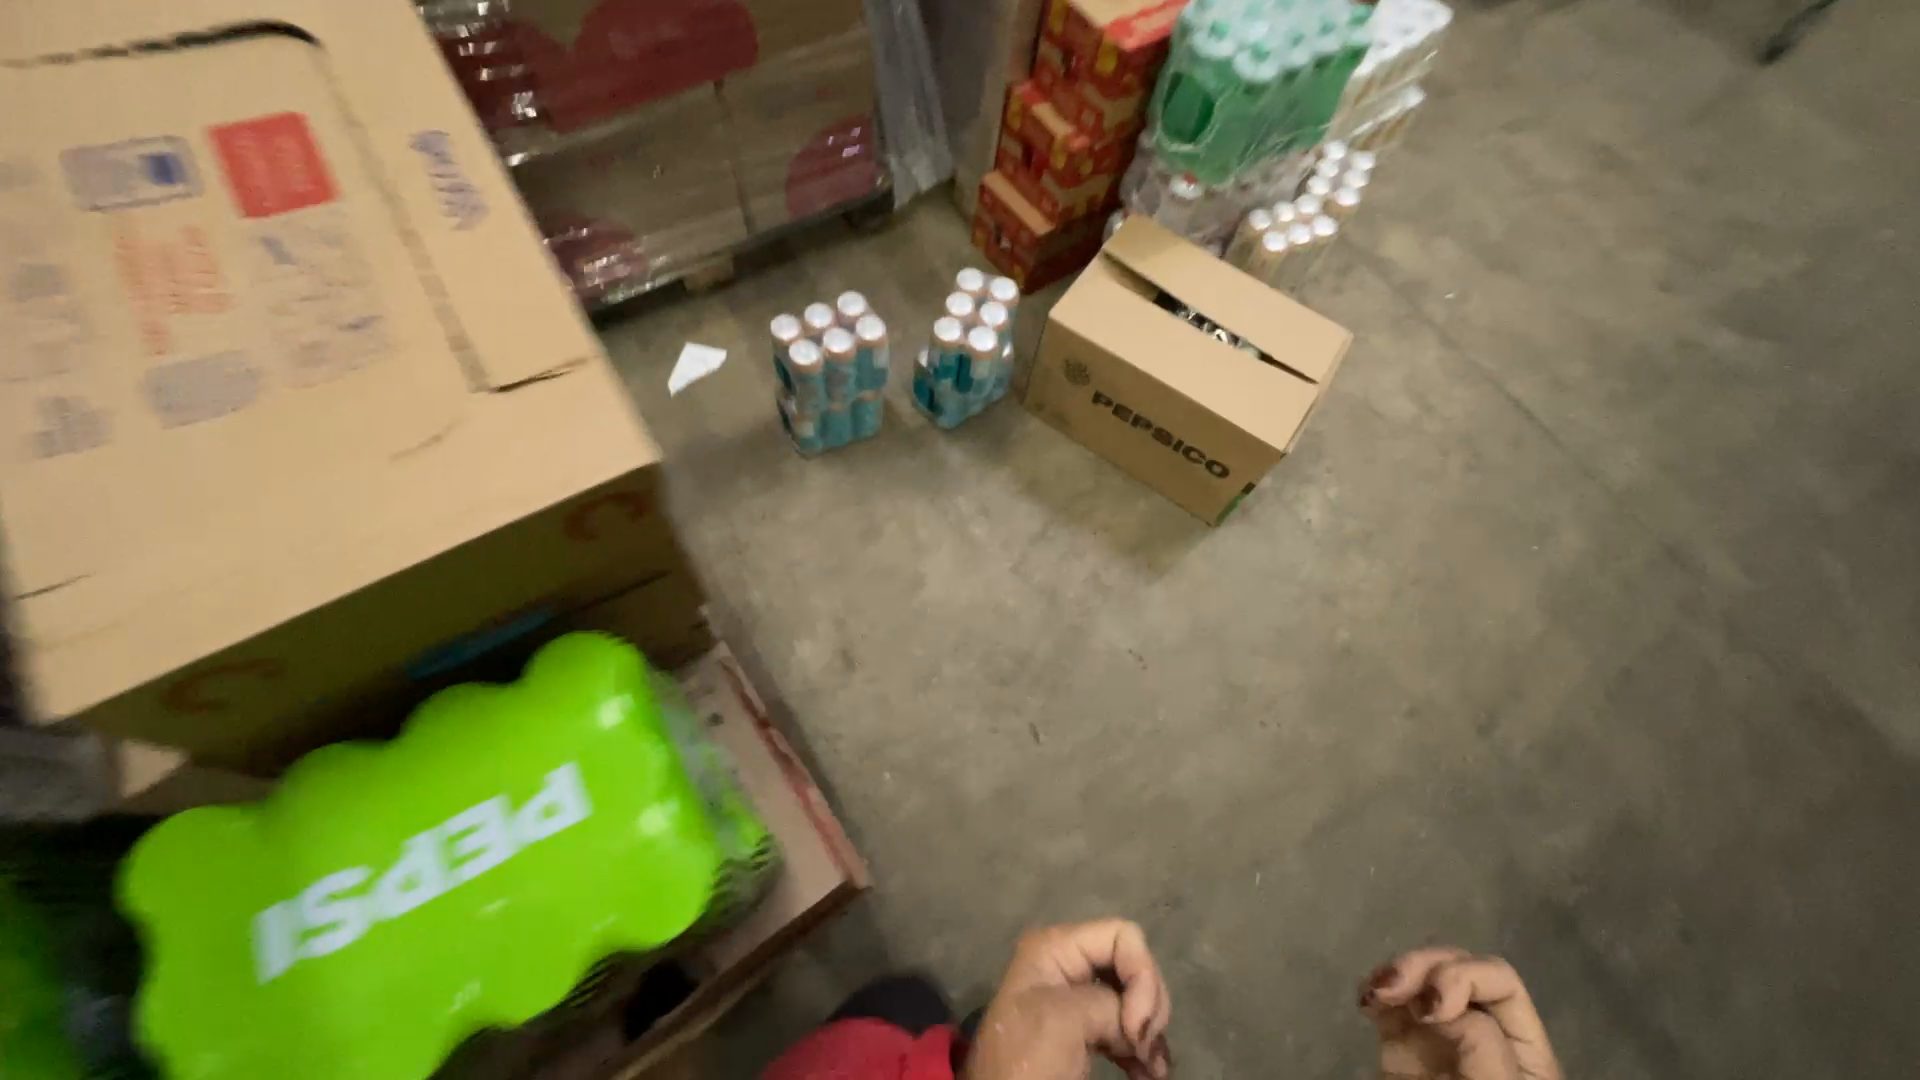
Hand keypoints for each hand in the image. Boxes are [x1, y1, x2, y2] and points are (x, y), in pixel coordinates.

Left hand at [962, 919, 1172, 1079]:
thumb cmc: (1025, 1059)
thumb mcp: (1065, 1020)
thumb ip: (1109, 1005)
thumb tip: (1136, 1026)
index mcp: (1056, 947)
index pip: (1122, 935)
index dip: (1142, 976)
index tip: (1137, 1027)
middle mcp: (1069, 964)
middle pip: (1131, 965)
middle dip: (1148, 1005)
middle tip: (1145, 1046)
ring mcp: (1077, 999)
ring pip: (1134, 999)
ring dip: (1150, 1032)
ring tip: (1153, 1068)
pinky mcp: (1085, 1033)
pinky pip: (1127, 1029)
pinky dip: (1143, 1048)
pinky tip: (1149, 1072)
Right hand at [1359, 948, 1560, 1079]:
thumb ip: (1484, 1049)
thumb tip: (1442, 1005)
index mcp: (1522, 1050)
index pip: (1499, 982)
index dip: (1464, 977)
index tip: (1433, 1009)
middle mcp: (1482, 1032)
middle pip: (1457, 966)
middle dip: (1422, 967)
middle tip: (1392, 989)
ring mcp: (1438, 1034)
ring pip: (1421, 973)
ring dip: (1395, 972)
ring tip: (1374, 995)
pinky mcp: (1400, 1040)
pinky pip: (1389, 996)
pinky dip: (1373, 986)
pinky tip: (1366, 1002)